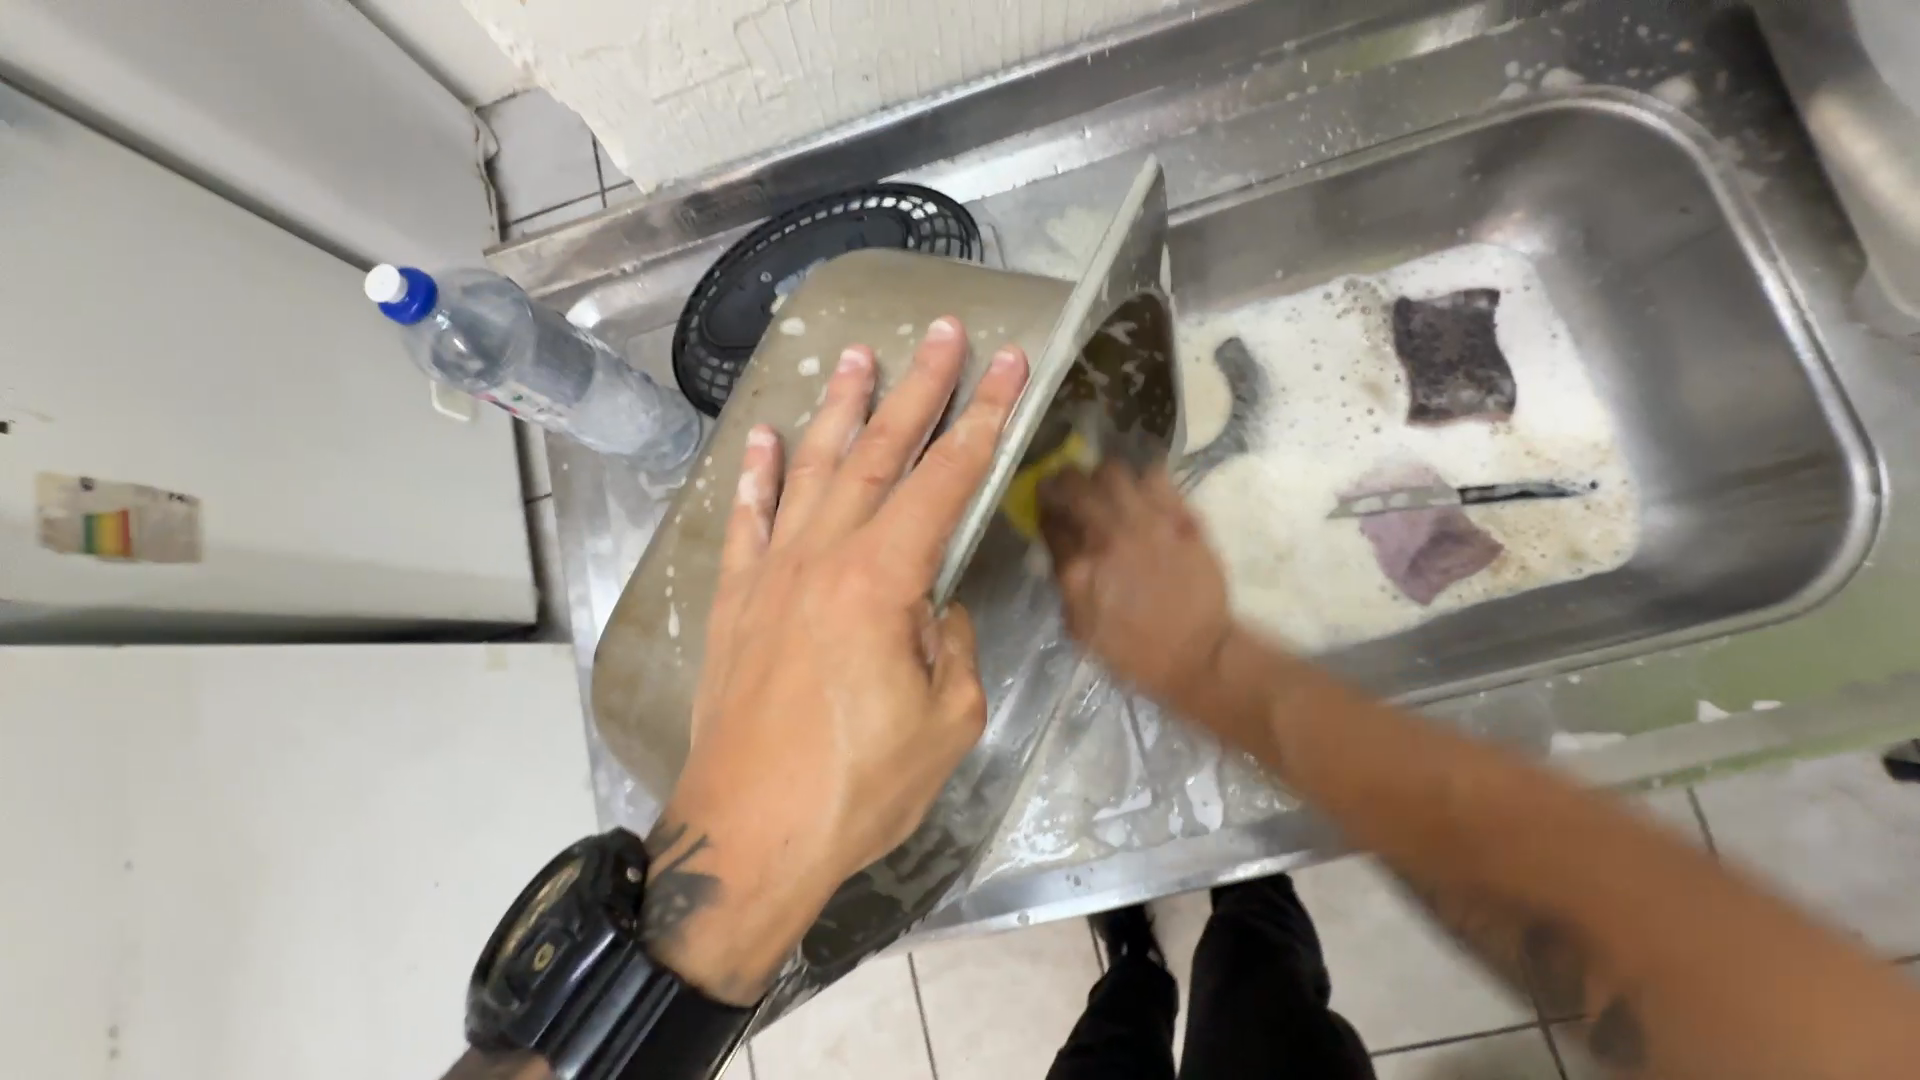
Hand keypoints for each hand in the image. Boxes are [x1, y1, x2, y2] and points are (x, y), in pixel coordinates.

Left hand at [643, 316, 1028, 1003]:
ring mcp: (771, 573)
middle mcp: (823, 556)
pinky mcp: (734, 601)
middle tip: (941, 332)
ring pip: (813, 471)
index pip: (947, 479)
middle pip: (881, 453)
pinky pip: (748, 521)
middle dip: (919, 388)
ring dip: (840, 410)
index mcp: (883, 580)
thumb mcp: (946, 722)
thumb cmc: (857, 788)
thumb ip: (953, 645)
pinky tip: (765, 438)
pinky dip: (757, 475)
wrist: (746, 837)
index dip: (985, 418)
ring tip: (858, 357)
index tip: (1009, 366)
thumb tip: (937, 609)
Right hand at [1038, 462, 1234, 710]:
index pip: (1049, 520)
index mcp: (1078, 568)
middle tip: (1067, 488)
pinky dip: (1141, 481)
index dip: (1045, 510)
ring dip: (1101, 478)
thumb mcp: (1078, 627)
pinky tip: (1141, 496)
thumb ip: (1063, 582)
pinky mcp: (1181, 517)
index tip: (1048, 510)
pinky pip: (1155, 477)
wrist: (1196, 654)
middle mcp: (1108, 537)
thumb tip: (1060, 547)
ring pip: (1112, 471)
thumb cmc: (1132, 649)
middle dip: (1062, 482)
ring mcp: (1148, 523)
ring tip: (1106, 490)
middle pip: (1073, 485)